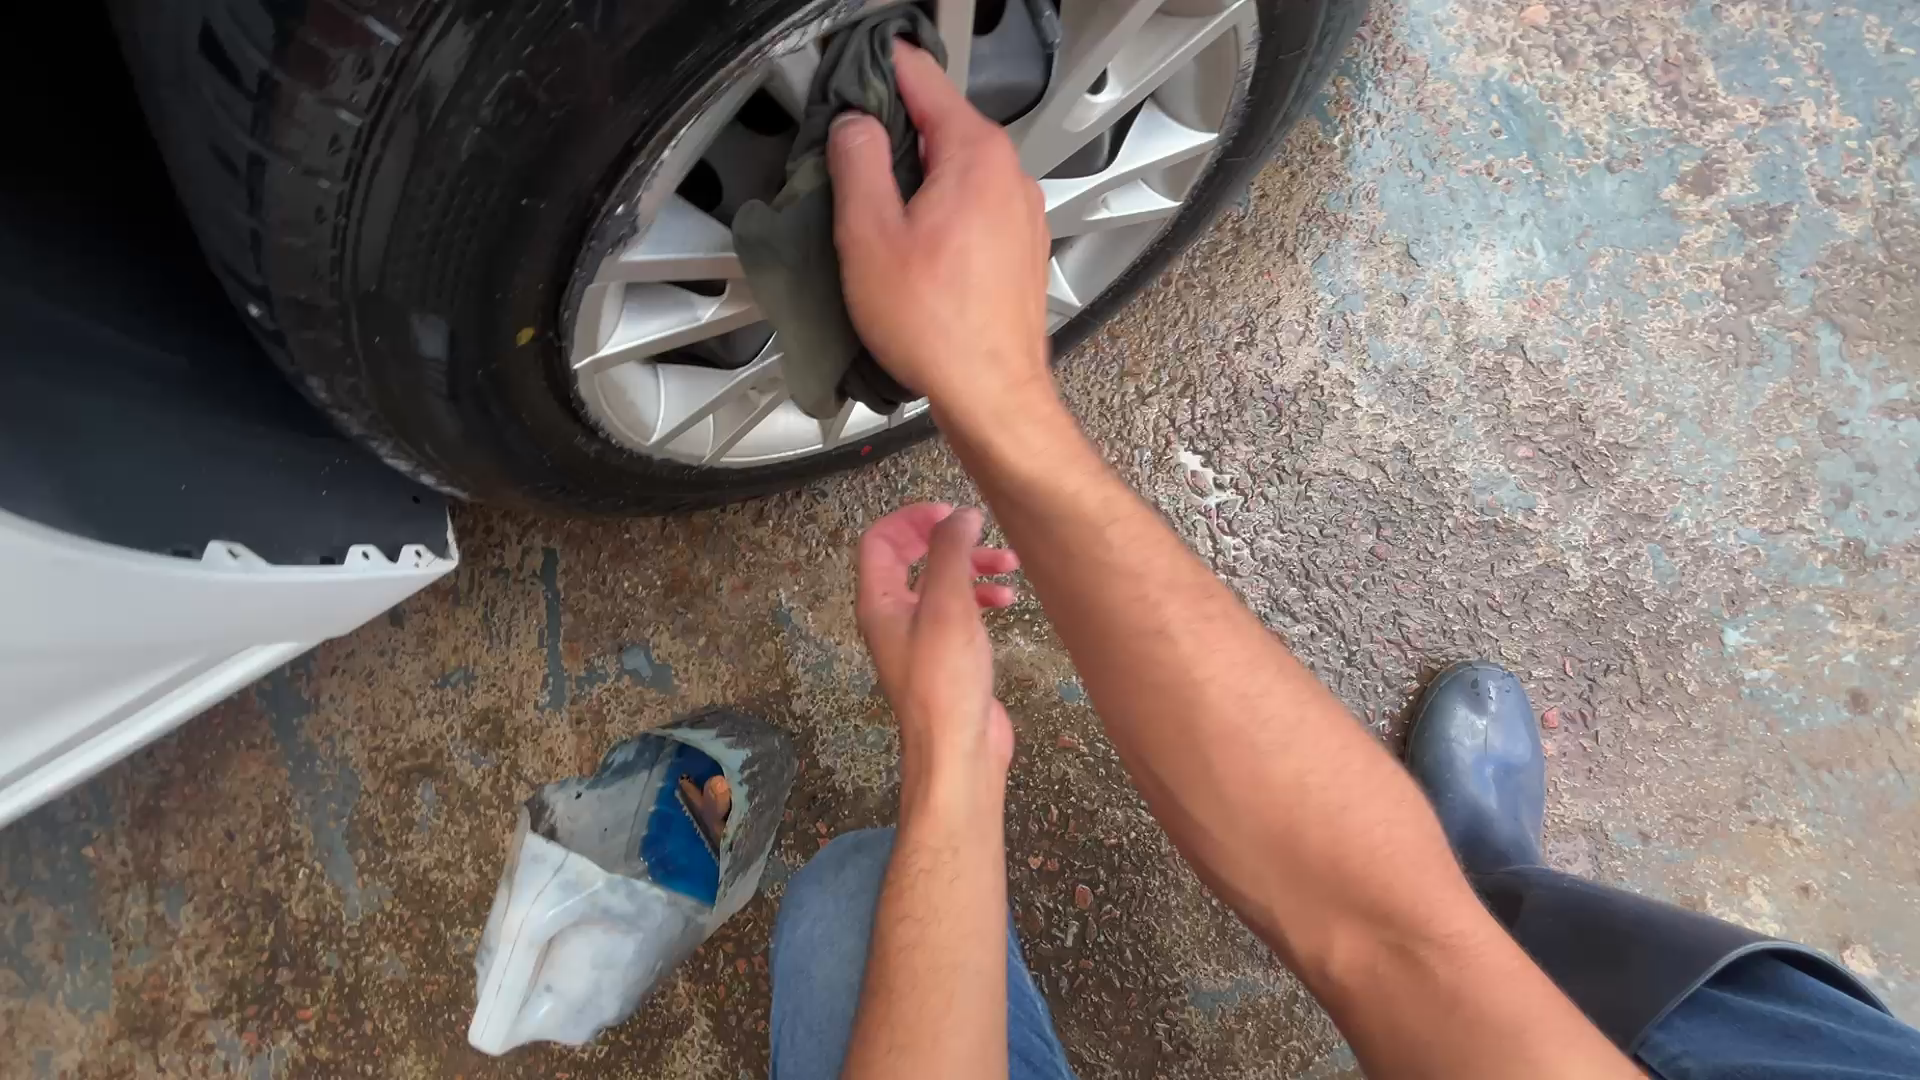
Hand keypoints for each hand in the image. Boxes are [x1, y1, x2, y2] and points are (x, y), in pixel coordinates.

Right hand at [827, 42, 1054, 430]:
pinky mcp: (1021, 252)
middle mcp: (1010, 178)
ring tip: (889, 233)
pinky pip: (976, 214)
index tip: (851, 86)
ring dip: (920, 188)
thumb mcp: (868, 236)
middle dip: (895, 142)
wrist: (991, 394)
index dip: (876, 75)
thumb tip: (854, 126)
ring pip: (959, 175)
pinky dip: (946, 221)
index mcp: (975, 156)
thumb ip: (857, 162)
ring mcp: (1022, 216)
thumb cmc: (939, 330)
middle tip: (856, 179)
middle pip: (941, 127)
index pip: (920, 76)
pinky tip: (923, 261)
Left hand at [856, 502, 1018, 782]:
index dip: (911, 518)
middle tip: (978, 529)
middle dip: (948, 540)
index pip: (880, 540)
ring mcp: (921, 636)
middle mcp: (894, 616)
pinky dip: (981, 597)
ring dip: (972, 566)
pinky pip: (960, 611)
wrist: (959, 749)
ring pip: (942, 583)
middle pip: (913, 558)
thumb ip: (950, 552)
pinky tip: (1009, 600)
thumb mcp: (947, 605)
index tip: (949, 512)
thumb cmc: (945, 678)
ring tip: (1009, 563)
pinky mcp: (947, 654)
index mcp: (880, 602)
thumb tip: (961, 514)